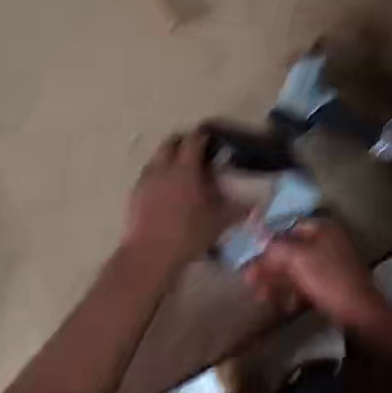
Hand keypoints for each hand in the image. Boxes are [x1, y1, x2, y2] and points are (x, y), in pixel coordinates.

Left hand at [123, 132, 244, 266]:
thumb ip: (238, 209)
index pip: (194, 140)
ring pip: (156, 157)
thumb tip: (257, 203)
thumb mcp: (219, 222)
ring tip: (180, 172)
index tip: (212, 140)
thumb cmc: (188, 234)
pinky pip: (147, 175)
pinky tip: (165, 191)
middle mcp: (163, 168)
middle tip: (196, 153)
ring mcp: (146, 180)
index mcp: (185, 169)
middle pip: (171, 142)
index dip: (203, 136)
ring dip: (168, 158)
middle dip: (183, 142)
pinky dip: (157, 175)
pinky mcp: (134, 194)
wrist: (150, 256)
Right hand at [243, 219, 391, 329]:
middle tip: (249, 281)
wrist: (361, 314)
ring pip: (298, 269)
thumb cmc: (329, 280)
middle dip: (270, 266)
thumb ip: (276, 245)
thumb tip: (257, 232)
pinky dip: (294, 292)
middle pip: (291, 250)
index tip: (250, 257)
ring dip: (278, 282)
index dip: (267, 243)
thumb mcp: (298, 259)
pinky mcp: (334, 285)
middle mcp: (328, 241)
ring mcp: (332, 264)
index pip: (288, 228)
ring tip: (260, 296)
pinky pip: (308, 284)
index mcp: (322, 229)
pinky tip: (285, 305)